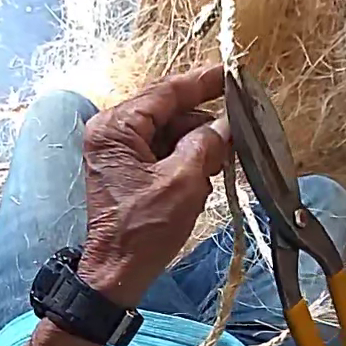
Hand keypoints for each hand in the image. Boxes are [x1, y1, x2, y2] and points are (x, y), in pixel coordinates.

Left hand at [77, 65, 230, 305]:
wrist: (117, 272)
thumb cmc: (144, 229)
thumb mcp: (184, 181)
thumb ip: (208, 143)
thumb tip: (228, 123)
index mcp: (115, 129)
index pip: (165, 92)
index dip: (202, 83)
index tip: (232, 73)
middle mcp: (110, 135)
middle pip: (167, 114)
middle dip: (202, 125)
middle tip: (236, 134)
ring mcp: (115, 155)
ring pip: (167, 136)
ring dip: (195, 148)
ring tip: (218, 166)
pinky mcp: (124, 174)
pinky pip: (160, 155)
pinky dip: (183, 163)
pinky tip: (199, 180)